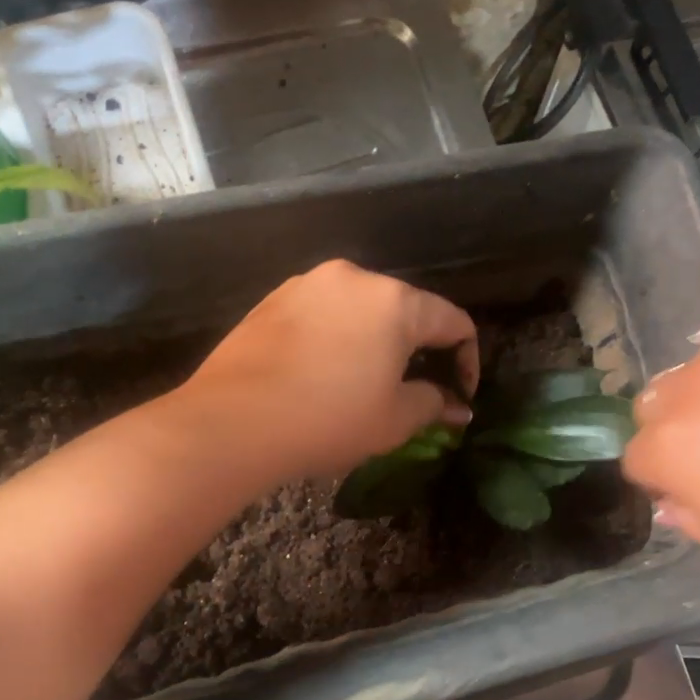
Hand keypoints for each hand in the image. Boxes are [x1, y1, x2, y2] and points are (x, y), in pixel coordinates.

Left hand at [177, 260, 478, 479]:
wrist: (233, 421)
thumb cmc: (329, 419)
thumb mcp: (394, 420)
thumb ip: (434, 404)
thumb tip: (458, 405)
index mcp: (395, 301)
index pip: (453, 321)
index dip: (467, 361)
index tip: (459, 396)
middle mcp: (354, 278)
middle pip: (405, 310)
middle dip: (418, 350)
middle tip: (415, 393)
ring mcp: (308, 284)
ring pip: (360, 310)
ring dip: (374, 343)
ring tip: (364, 385)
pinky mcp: (273, 299)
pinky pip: (322, 315)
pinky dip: (336, 339)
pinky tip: (322, 375)